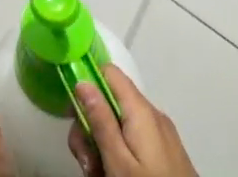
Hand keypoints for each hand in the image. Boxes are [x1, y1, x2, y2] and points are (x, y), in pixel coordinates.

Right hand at [68, 66, 197, 176]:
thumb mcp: (117, 161)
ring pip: (119, 123)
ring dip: (102, 143)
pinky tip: (115, 173)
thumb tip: (83, 82)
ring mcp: (161, 133)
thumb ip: (100, 121)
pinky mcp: (165, 149)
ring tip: (98, 172)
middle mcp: (152, 114)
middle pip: (110, 102)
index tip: (73, 111)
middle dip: (91, 126)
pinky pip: (134, 138)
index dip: (87, 83)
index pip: (109, 72)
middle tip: (86, 160)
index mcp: (141, 110)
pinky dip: (119, 151)